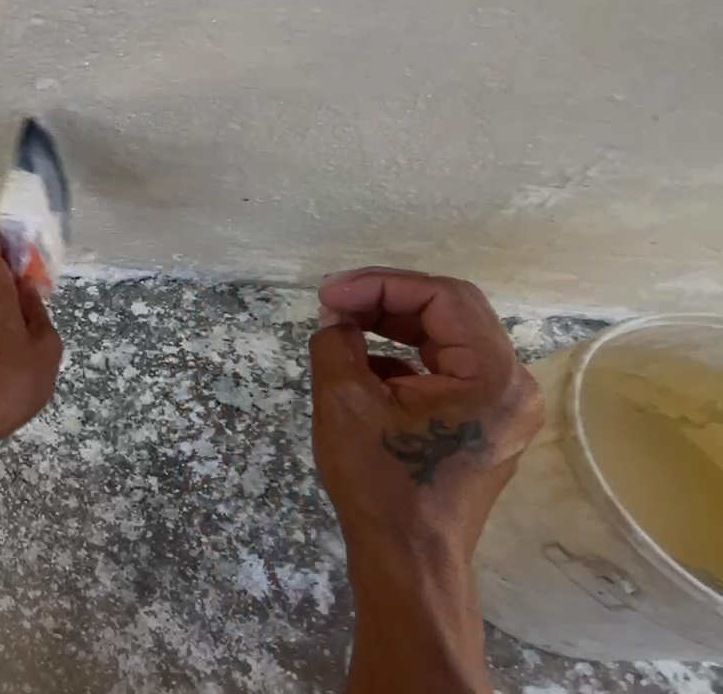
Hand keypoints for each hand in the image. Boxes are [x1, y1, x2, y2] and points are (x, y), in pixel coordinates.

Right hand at [309, 268, 543, 560]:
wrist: (407, 553)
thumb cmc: (379, 478)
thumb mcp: (342, 399)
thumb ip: (335, 342)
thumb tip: (337, 317)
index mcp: (493, 377)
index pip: (443, 298)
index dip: (380, 284)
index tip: (326, 294)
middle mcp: (511, 385)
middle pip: (449, 312)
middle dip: (383, 298)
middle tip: (329, 302)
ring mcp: (500, 405)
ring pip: (444, 336)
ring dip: (389, 322)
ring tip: (338, 323)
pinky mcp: (480, 420)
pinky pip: (441, 366)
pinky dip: (398, 352)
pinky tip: (359, 363)